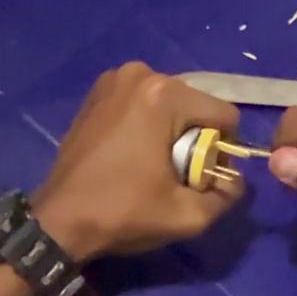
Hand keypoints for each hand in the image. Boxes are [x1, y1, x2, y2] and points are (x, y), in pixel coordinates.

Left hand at [35, 63, 245, 258]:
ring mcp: (113, 79)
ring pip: (169, 105)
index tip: (201, 178)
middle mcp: (140, 74)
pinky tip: (131, 155)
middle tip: (174, 175)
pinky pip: (141, 105)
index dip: (224, 151)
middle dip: (195, 140)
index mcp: (164, 95)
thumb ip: (226, 196)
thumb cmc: (122, 214)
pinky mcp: (96, 93)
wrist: (59, 221)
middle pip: (195, 106)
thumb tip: (237, 181)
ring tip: (151, 166)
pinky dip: (146, 126)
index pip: (225, 115)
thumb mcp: (186, 216)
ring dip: (171, 133)